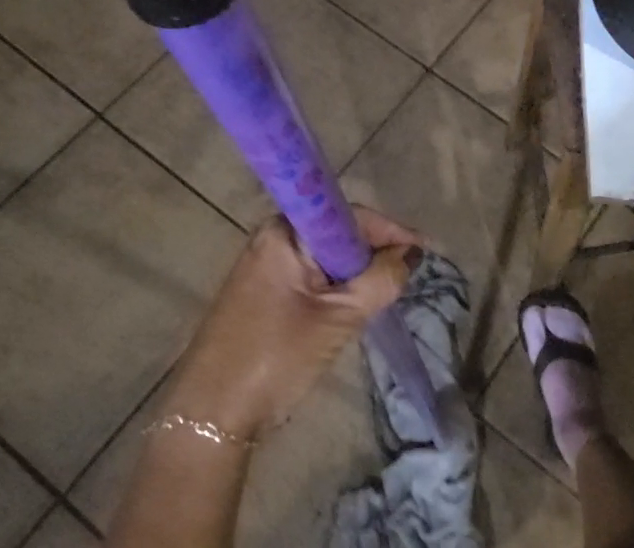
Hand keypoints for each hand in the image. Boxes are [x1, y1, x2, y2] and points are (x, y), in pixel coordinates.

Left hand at [162, 206, 422, 439]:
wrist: (209, 418)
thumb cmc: (275, 358)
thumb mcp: (339, 318)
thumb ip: (381, 280)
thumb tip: (412, 254)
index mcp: (285, 233)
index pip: (352, 216)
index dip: (390, 232)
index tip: (424, 252)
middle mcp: (271, 239)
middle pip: (338, 234)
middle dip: (373, 254)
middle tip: (405, 277)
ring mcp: (262, 267)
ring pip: (325, 258)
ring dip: (354, 274)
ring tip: (384, 295)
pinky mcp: (259, 293)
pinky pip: (309, 276)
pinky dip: (334, 288)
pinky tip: (351, 309)